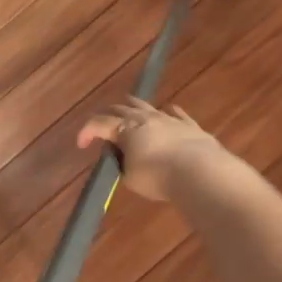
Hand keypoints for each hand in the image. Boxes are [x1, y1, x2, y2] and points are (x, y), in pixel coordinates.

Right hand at [75, 98, 227, 200]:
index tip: (81, 145)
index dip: (86, 132)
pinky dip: (169, 112)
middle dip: (107, 115)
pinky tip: (170, 110)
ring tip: (127, 104)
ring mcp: (168, 119)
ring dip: (133, 105)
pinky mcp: (189, 126)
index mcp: (125, 129)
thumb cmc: (157, 176)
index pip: (98, 124)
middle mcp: (144, 119)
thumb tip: (121, 154)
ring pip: (146, 106)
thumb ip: (121, 163)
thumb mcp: (129, 177)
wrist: (200, 172)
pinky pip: (177, 114)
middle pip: (120, 110)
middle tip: (101, 123)